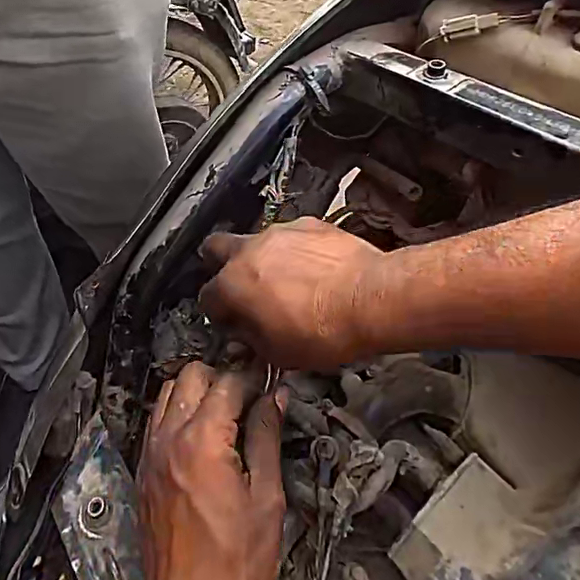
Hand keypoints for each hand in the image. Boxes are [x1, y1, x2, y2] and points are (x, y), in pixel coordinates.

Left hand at [135, 363, 285, 579]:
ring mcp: (150, 457)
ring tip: (225, 410)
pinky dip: (176, 414)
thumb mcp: (267, 499)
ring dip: (195, 391)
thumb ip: (267, 438)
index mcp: (200, 443)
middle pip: (190, 376)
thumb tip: (273, 401)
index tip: (266, 381)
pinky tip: (200, 434)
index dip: (251, 377)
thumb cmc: (231, 571)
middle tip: (248, 392)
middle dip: (221, 376)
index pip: (225, 383)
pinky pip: (156, 423)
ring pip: (167, 394)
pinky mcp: (144, 474)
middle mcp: (167, 442)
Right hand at [199, 217, 386, 368]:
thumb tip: (247, 336)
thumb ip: (251, 340)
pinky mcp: (308, 225)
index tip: (231, 320)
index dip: (218, 312)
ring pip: (256, 241)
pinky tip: (312, 272)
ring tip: (287, 284)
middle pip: (215, 248)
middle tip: (239, 286)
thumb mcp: (278, 353)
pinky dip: (295, 252)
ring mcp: (279, 233)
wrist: (373, 299)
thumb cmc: (329, 327)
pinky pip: (291, 236)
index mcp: (234, 284)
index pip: (207, 296)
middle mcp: (250, 251)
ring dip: (263, 260)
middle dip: (219, 265)